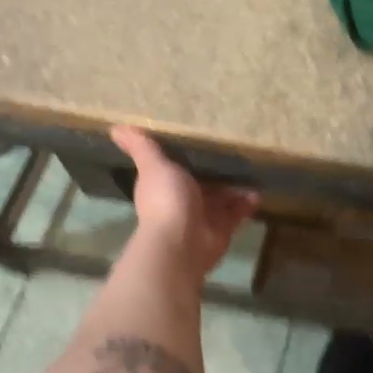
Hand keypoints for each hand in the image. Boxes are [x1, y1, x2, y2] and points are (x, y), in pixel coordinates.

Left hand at [111, 125, 260, 277]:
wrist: (180, 243)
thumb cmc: (166, 200)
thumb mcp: (154, 166)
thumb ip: (143, 148)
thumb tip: (116, 128)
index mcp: (166, 183)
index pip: (180, 164)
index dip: (191, 152)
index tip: (207, 133)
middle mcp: (185, 199)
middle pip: (205, 180)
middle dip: (220, 168)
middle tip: (239, 147)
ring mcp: (204, 215)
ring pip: (224, 196)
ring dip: (237, 184)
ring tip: (253, 167)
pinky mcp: (223, 228)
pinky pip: (238, 212)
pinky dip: (247, 202)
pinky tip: (256, 192)